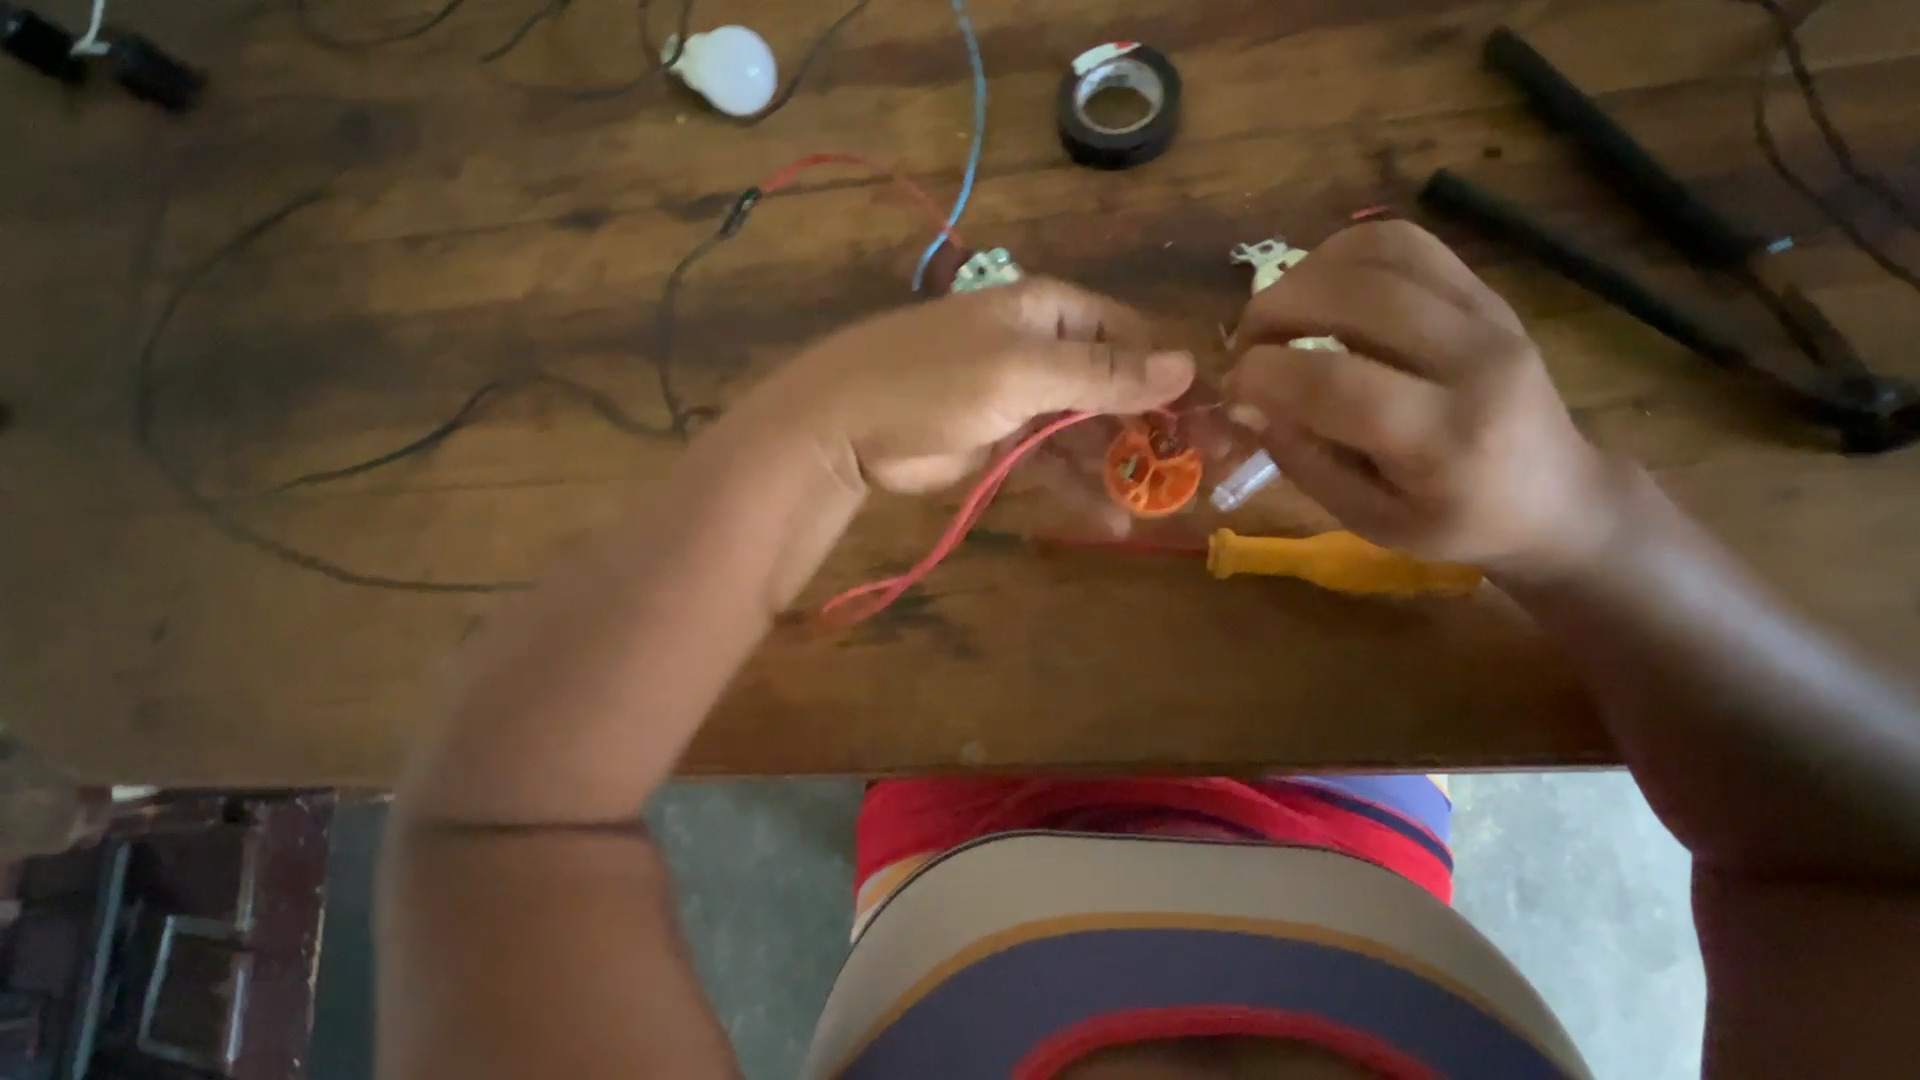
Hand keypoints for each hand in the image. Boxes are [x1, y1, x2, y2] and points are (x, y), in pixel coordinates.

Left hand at [742, 278, 1195, 493]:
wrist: (845, 427)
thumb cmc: (934, 381)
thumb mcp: (1021, 371)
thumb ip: (1101, 374)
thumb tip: (1185, 365)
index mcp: (1050, 313)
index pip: (1130, 336)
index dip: (1170, 374)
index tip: (1210, 417)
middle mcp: (1043, 352)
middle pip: (1115, 386)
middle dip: (1152, 427)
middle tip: (1197, 471)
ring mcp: (1023, 401)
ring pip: (1088, 431)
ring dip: (1121, 464)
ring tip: (1163, 503)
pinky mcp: (1003, 445)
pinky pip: (1054, 465)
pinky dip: (1080, 489)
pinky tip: (1113, 520)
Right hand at [1225, 221, 1619, 576]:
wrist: (1555, 494)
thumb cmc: (1454, 521)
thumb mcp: (1367, 519)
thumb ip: (1301, 458)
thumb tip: (1245, 399)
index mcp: (1446, 440)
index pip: (1337, 383)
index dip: (1262, 375)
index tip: (1231, 390)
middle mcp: (1475, 362)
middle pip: (1356, 297)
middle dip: (1272, 312)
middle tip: (1244, 346)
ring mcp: (1487, 313)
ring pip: (1379, 252)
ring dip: (1304, 275)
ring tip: (1278, 316)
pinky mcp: (1484, 290)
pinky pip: (1403, 244)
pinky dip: (1341, 256)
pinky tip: (1318, 292)